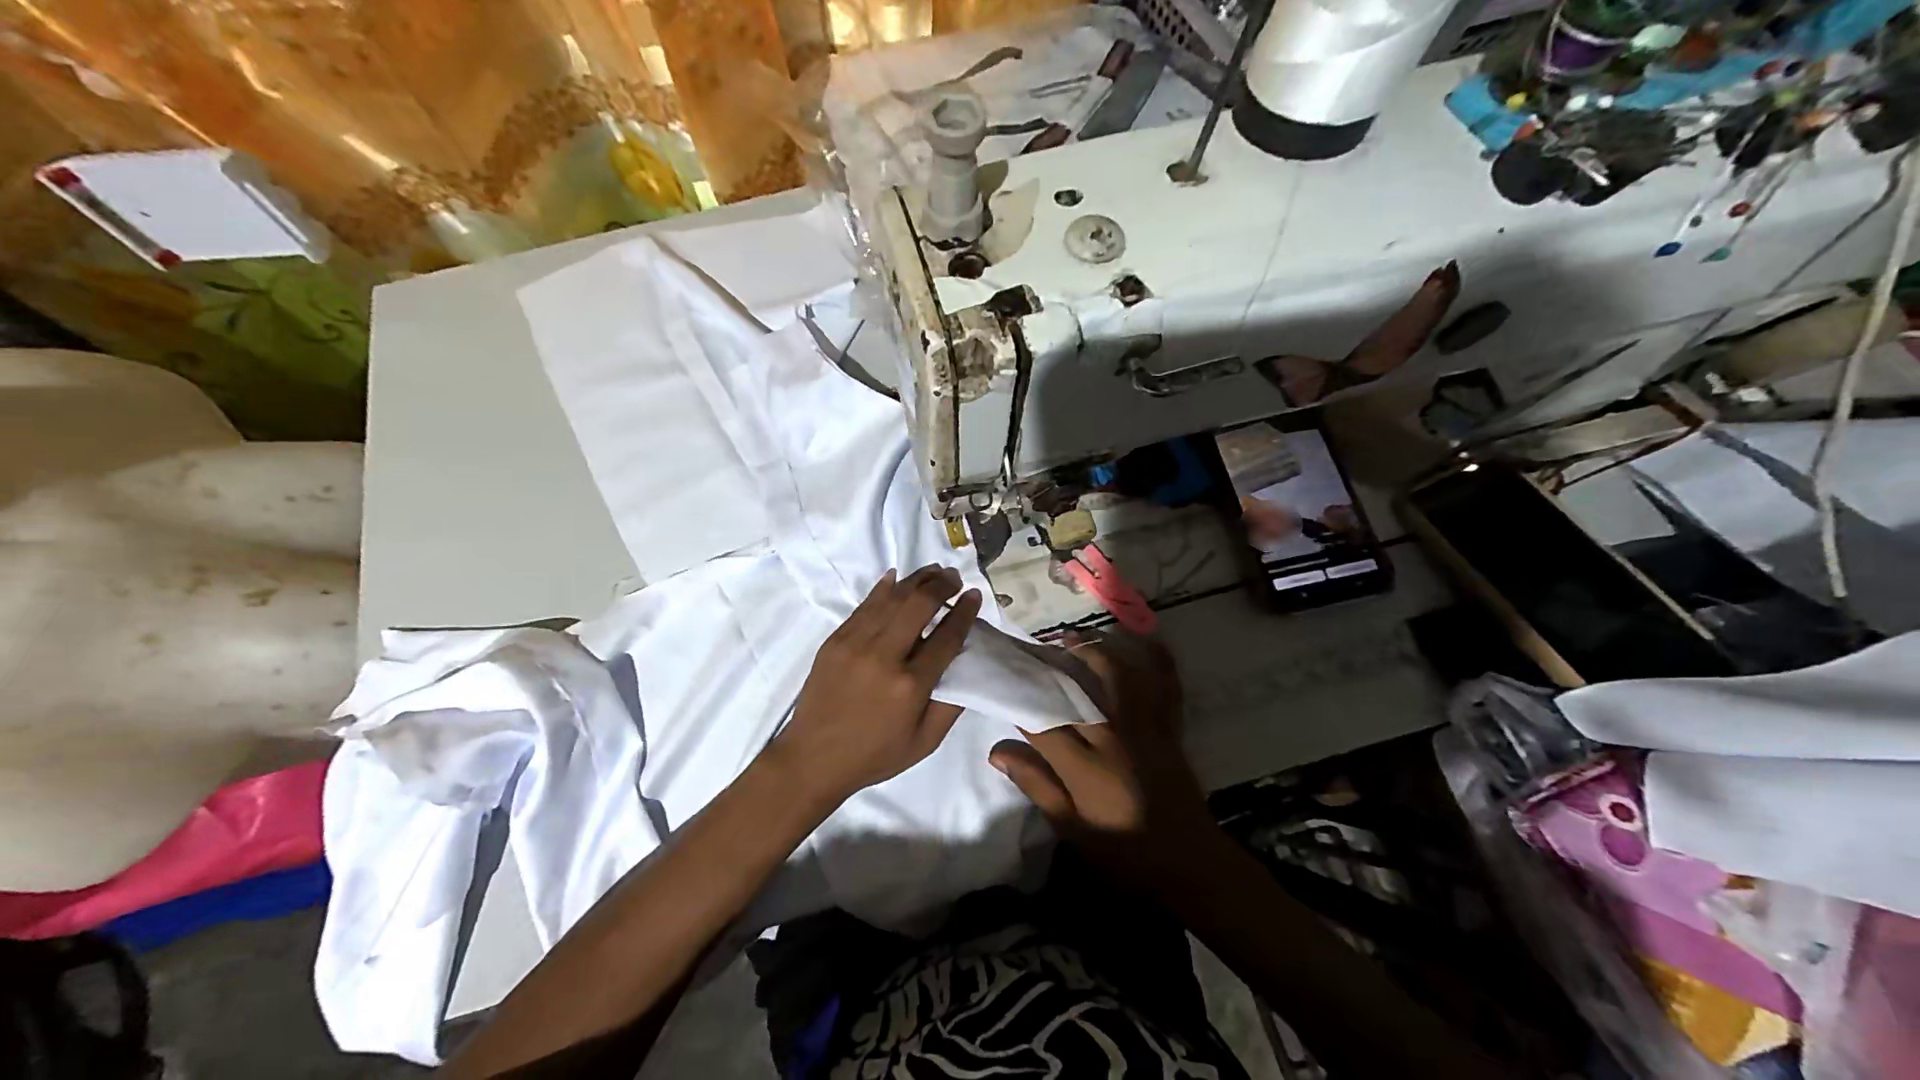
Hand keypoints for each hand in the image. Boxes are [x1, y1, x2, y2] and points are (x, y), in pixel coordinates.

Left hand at [768, 565, 982, 808]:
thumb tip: (966, 665)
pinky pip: (864, 606)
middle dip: (941, 585)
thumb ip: (951, 704)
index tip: (974, 596)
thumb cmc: (875, 754)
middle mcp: (883, 657)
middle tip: (954, 578)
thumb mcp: (925, 742)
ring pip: (891, 599)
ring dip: (916, 580)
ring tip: (933, 572)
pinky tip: (896, 578)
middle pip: (918, 605)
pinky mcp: (835, 641)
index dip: (964, 612)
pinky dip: (883, 588)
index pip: (946, 637)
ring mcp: (854, 645)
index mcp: (910, 686)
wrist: (813, 759)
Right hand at [989, 633, 1218, 890]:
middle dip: (1053, 665)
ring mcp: (1145, 729)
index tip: (1004, 686)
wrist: (1188, 861)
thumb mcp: (1070, 827)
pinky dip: (1159, 662)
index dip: (1021, 702)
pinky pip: (1165, 688)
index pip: (1043, 722)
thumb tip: (997, 750)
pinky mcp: (1169, 729)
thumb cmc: (1123, 850)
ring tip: (1072, 639)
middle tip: (1032, 652)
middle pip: (1078, 688)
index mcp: (1085, 766)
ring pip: (1119, 676)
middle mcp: (1114, 737)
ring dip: (1094, 652)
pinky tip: (1146, 641)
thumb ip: (1035, 784)